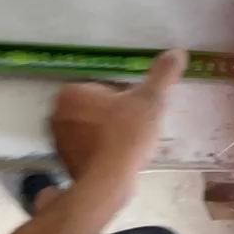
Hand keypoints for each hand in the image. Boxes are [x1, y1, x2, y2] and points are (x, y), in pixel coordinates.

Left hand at [47, 49, 187, 195]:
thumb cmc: (127, 135)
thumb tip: (177, 52)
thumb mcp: (150, 100)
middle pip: (92, 110)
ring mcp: (58, 143)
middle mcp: (57, 116)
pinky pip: (86, 153)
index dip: (123, 99)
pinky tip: (117, 161)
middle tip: (133, 129)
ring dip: (105, 136)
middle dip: (111, 116)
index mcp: (70, 93)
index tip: (135, 111)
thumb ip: (163, 74)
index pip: (101, 88)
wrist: (109, 181)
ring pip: (88, 132)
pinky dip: (100, 155)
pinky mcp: (64, 165)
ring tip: (127, 146)